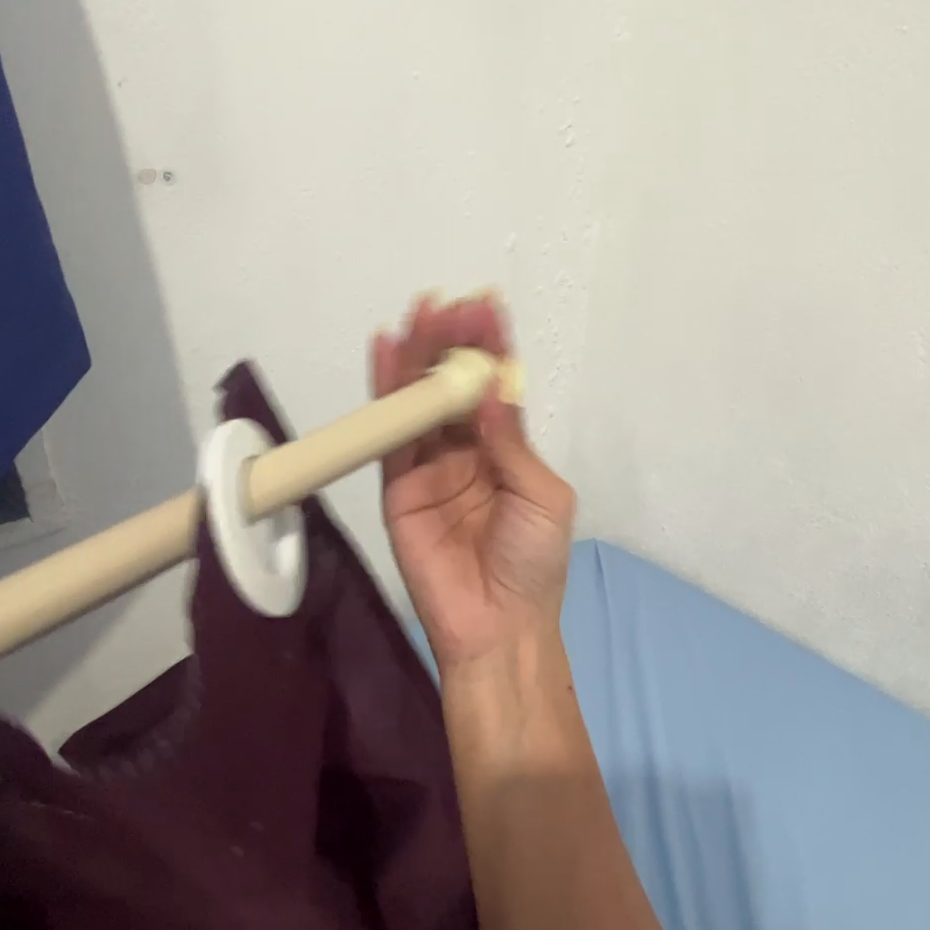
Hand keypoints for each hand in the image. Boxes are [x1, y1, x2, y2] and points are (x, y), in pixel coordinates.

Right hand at [372, 293, 576, 671]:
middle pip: (453, 386)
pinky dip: (386, 393)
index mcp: (508, 449)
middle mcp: (468, 450)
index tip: (486, 307)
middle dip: (452, 344)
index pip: (495, 388)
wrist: (497, 623)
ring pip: (420, 401)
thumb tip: (486, 388)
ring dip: (419, 356)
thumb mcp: (542, 496)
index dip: (490, 348)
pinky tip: (386, 351)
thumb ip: (510, 442)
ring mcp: (430, 466)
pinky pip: (391, 434)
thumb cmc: (534, 562)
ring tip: (421, 314)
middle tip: (449, 306)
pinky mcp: (399, 486)